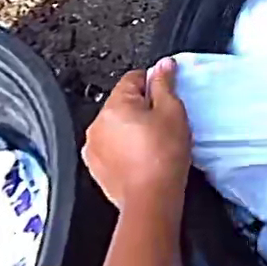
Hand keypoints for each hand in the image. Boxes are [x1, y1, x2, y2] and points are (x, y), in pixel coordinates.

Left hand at [83, 58, 190, 216]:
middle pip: (123, 101)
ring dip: (133, 127)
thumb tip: (163, 65)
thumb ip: (165, 83)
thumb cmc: (163, 157)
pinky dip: (125, 146)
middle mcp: (97, 124)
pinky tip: (143, 155)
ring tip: (154, 141)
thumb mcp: (172, 111)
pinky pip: (111, 144)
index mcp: (115, 106)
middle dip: (143, 106)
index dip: (154, 84)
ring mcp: (94, 147)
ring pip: (117, 123)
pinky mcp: (96, 166)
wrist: (151, 200)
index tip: (166, 97)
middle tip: (163, 122)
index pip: (134, 77)